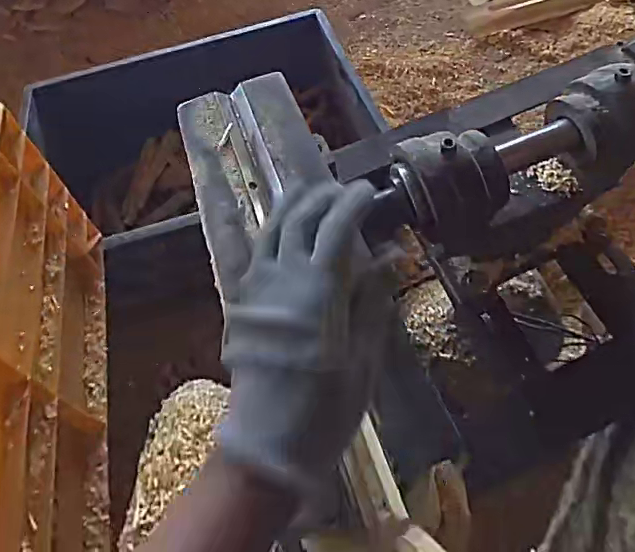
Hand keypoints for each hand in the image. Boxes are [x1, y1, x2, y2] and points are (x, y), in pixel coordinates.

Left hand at [216, 177, 394, 496]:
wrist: (266, 445)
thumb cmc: (325, 409)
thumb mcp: (363, 357)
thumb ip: (373, 299)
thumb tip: (393, 254)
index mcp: (319, 290)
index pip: (337, 227)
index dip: (353, 202)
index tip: (368, 192)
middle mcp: (284, 277)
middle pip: (302, 218)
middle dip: (324, 196)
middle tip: (343, 191)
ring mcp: (258, 285)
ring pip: (272, 227)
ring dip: (292, 203)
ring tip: (308, 190)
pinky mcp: (241, 298)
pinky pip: (251, 250)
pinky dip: (265, 228)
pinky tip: (274, 222)